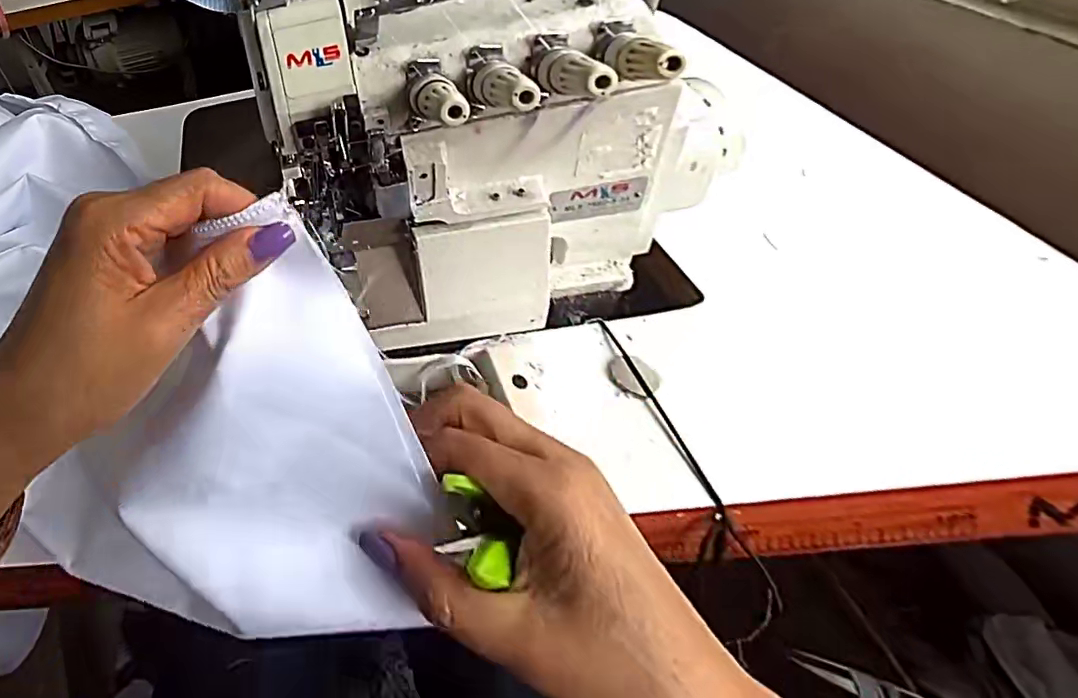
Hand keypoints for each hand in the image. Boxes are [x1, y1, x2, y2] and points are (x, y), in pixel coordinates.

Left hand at [0, 168, 293, 465]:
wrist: (16, 418)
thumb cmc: (77, 378)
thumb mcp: (166, 321)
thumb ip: (221, 270)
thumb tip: (268, 235)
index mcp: (110, 219)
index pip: (198, 186)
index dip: (243, 206)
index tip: (273, 236)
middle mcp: (98, 212)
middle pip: (186, 197)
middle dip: (227, 226)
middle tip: (257, 264)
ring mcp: (94, 231)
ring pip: (173, 218)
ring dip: (205, 244)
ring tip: (226, 282)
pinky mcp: (96, 252)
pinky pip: (153, 236)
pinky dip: (182, 256)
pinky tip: (194, 285)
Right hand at [367, 386, 767, 697]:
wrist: (690, 693)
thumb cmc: (629, 665)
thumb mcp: (513, 634)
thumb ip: (436, 587)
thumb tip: (388, 545)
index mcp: (553, 488)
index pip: (458, 441)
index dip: (413, 455)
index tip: (387, 479)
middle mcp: (567, 465)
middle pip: (476, 408)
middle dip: (430, 431)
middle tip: (402, 476)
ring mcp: (576, 474)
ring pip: (495, 429)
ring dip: (459, 457)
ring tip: (445, 517)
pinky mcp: (578, 490)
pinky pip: (516, 457)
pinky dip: (485, 476)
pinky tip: (482, 528)